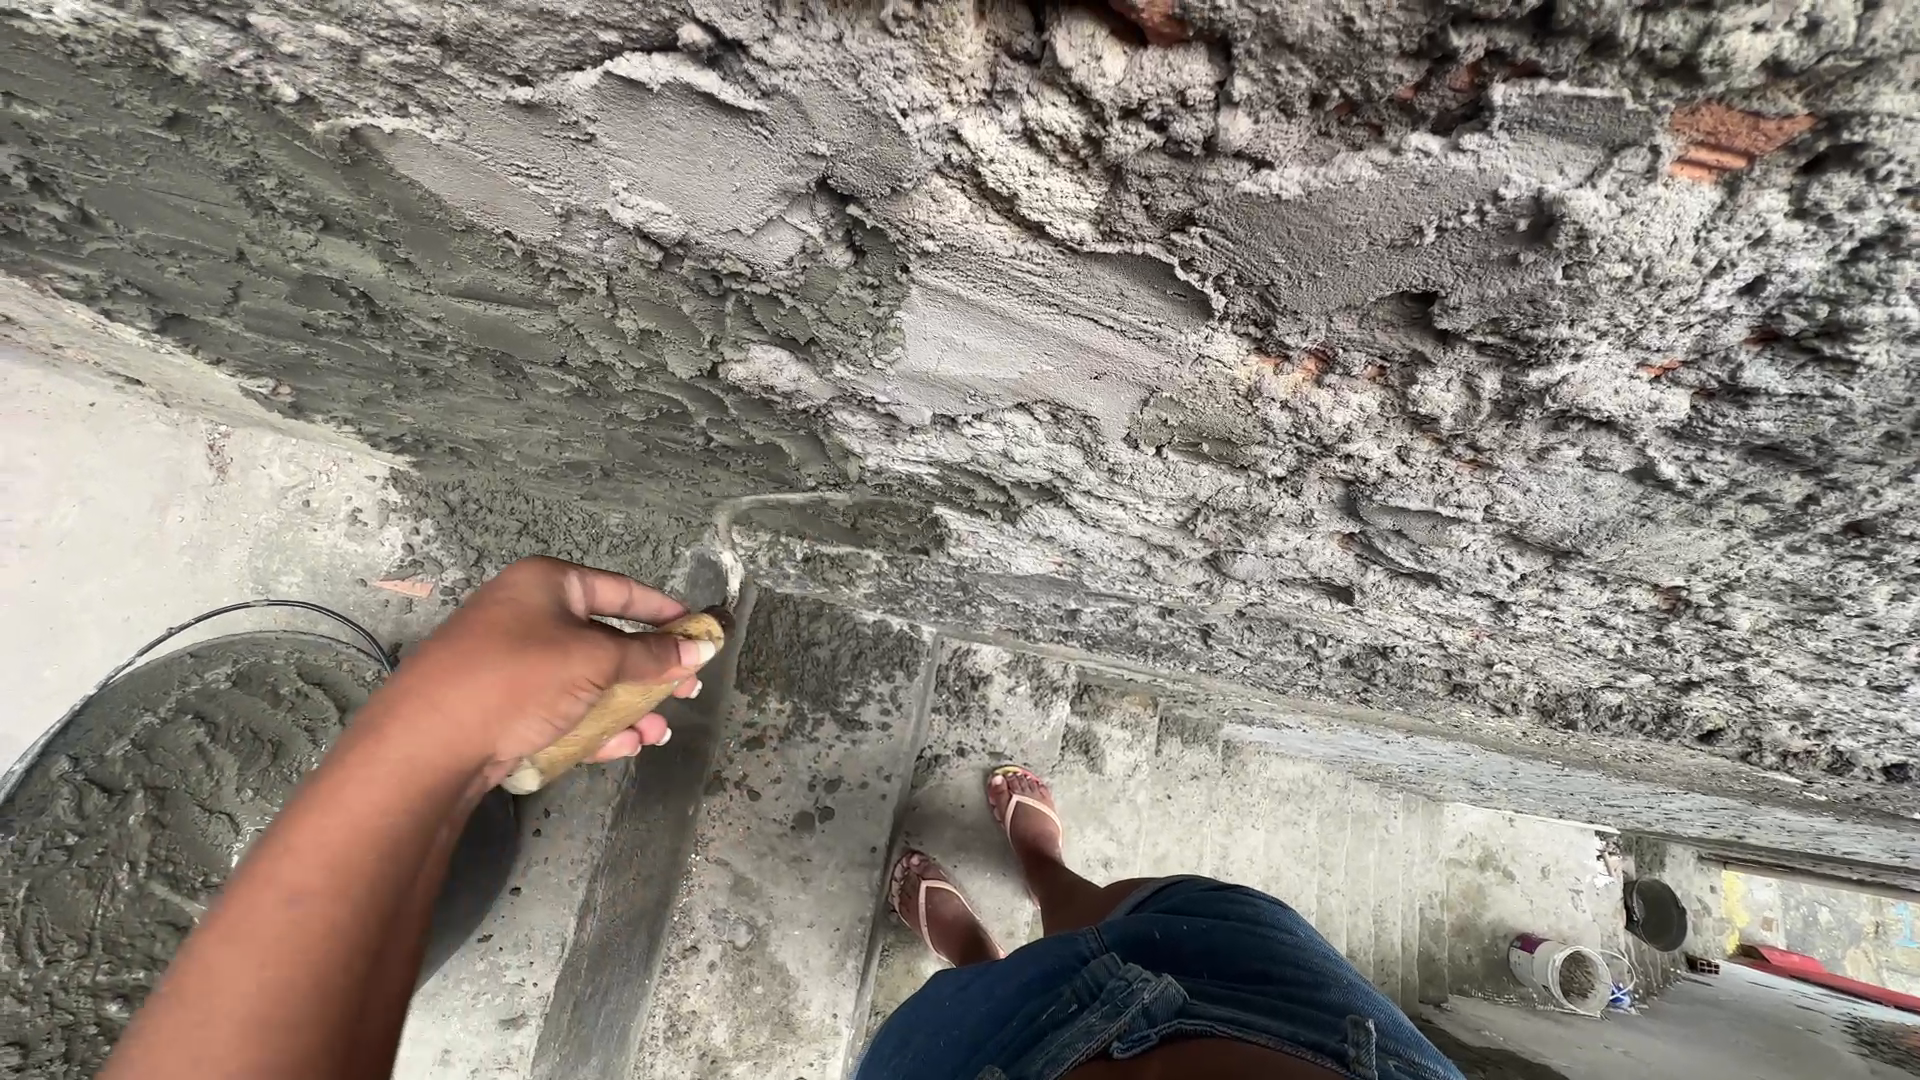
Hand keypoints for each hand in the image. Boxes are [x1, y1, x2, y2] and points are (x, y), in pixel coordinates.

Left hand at [369, 556, 717, 783]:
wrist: (424, 748)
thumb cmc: (518, 679)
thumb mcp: (595, 660)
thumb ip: (652, 655)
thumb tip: (701, 649)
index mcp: (548, 584)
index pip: (623, 591)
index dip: (666, 612)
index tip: (700, 631)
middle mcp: (531, 615)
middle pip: (609, 641)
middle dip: (651, 672)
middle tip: (687, 691)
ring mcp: (515, 662)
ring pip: (590, 681)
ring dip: (629, 707)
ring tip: (657, 734)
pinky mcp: (505, 704)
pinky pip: (564, 707)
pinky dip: (596, 725)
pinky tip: (625, 747)